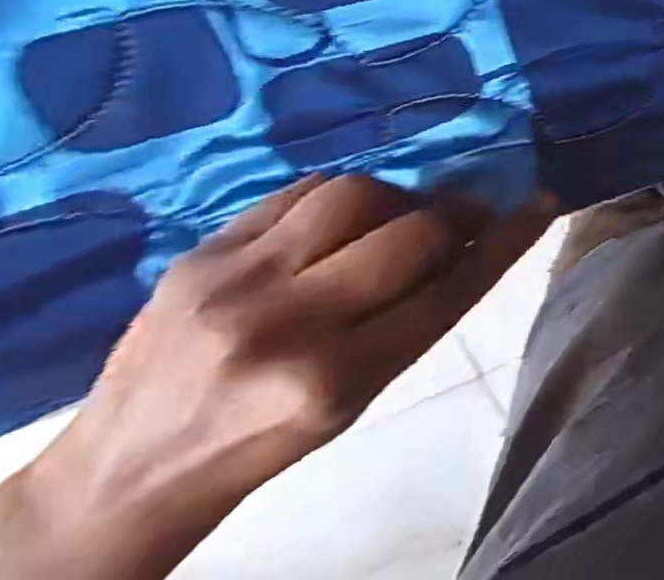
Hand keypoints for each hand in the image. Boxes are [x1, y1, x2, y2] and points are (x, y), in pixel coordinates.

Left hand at [0, 174, 555, 579]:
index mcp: (336, 378)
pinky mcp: (199, 254)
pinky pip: (301, 191)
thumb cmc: (268, 438)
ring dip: (399, 199)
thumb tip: (476, 239)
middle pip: (411, 233)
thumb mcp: (361, 394)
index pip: (451, 288)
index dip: (506, 239)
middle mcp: (285, 325)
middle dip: (457, 214)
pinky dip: (343, 195)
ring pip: (357, 194)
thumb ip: (420, 314)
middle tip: (469, 214)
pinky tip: (344, 217)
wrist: (122, 472)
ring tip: (399, 216)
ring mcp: (234, 282)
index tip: (541, 203)